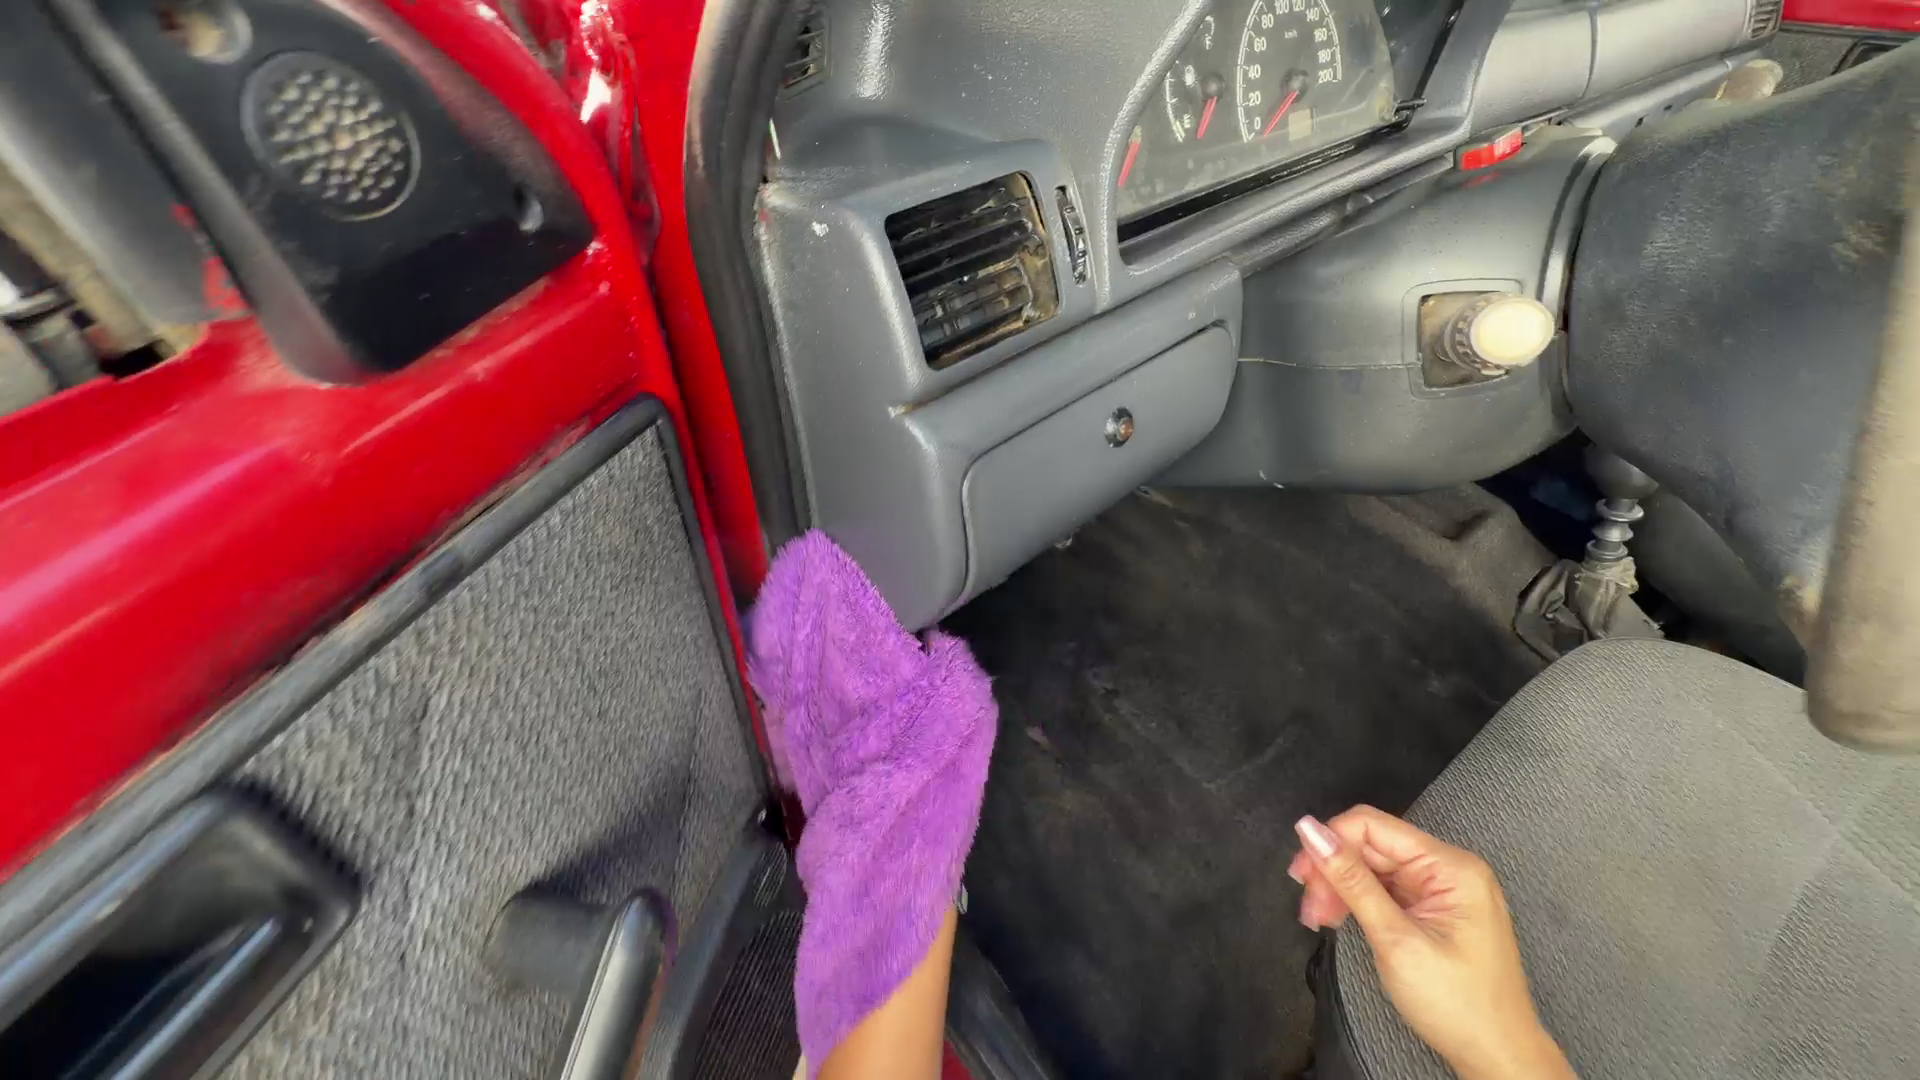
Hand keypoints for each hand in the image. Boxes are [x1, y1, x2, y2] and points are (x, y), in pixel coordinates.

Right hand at [1290, 806, 1574, 1079]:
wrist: (1500, 1062)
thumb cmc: (1456, 1004)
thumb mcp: (1395, 939)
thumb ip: (1351, 880)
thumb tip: (1309, 830)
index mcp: (1450, 867)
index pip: (1372, 826)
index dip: (1330, 842)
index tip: (1302, 875)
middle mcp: (1447, 868)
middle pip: (1369, 847)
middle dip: (1332, 872)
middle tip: (1308, 907)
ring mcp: (1439, 889)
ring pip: (1370, 867)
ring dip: (1339, 889)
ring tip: (1319, 919)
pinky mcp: (1430, 908)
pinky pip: (1382, 888)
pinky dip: (1356, 901)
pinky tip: (1338, 918)